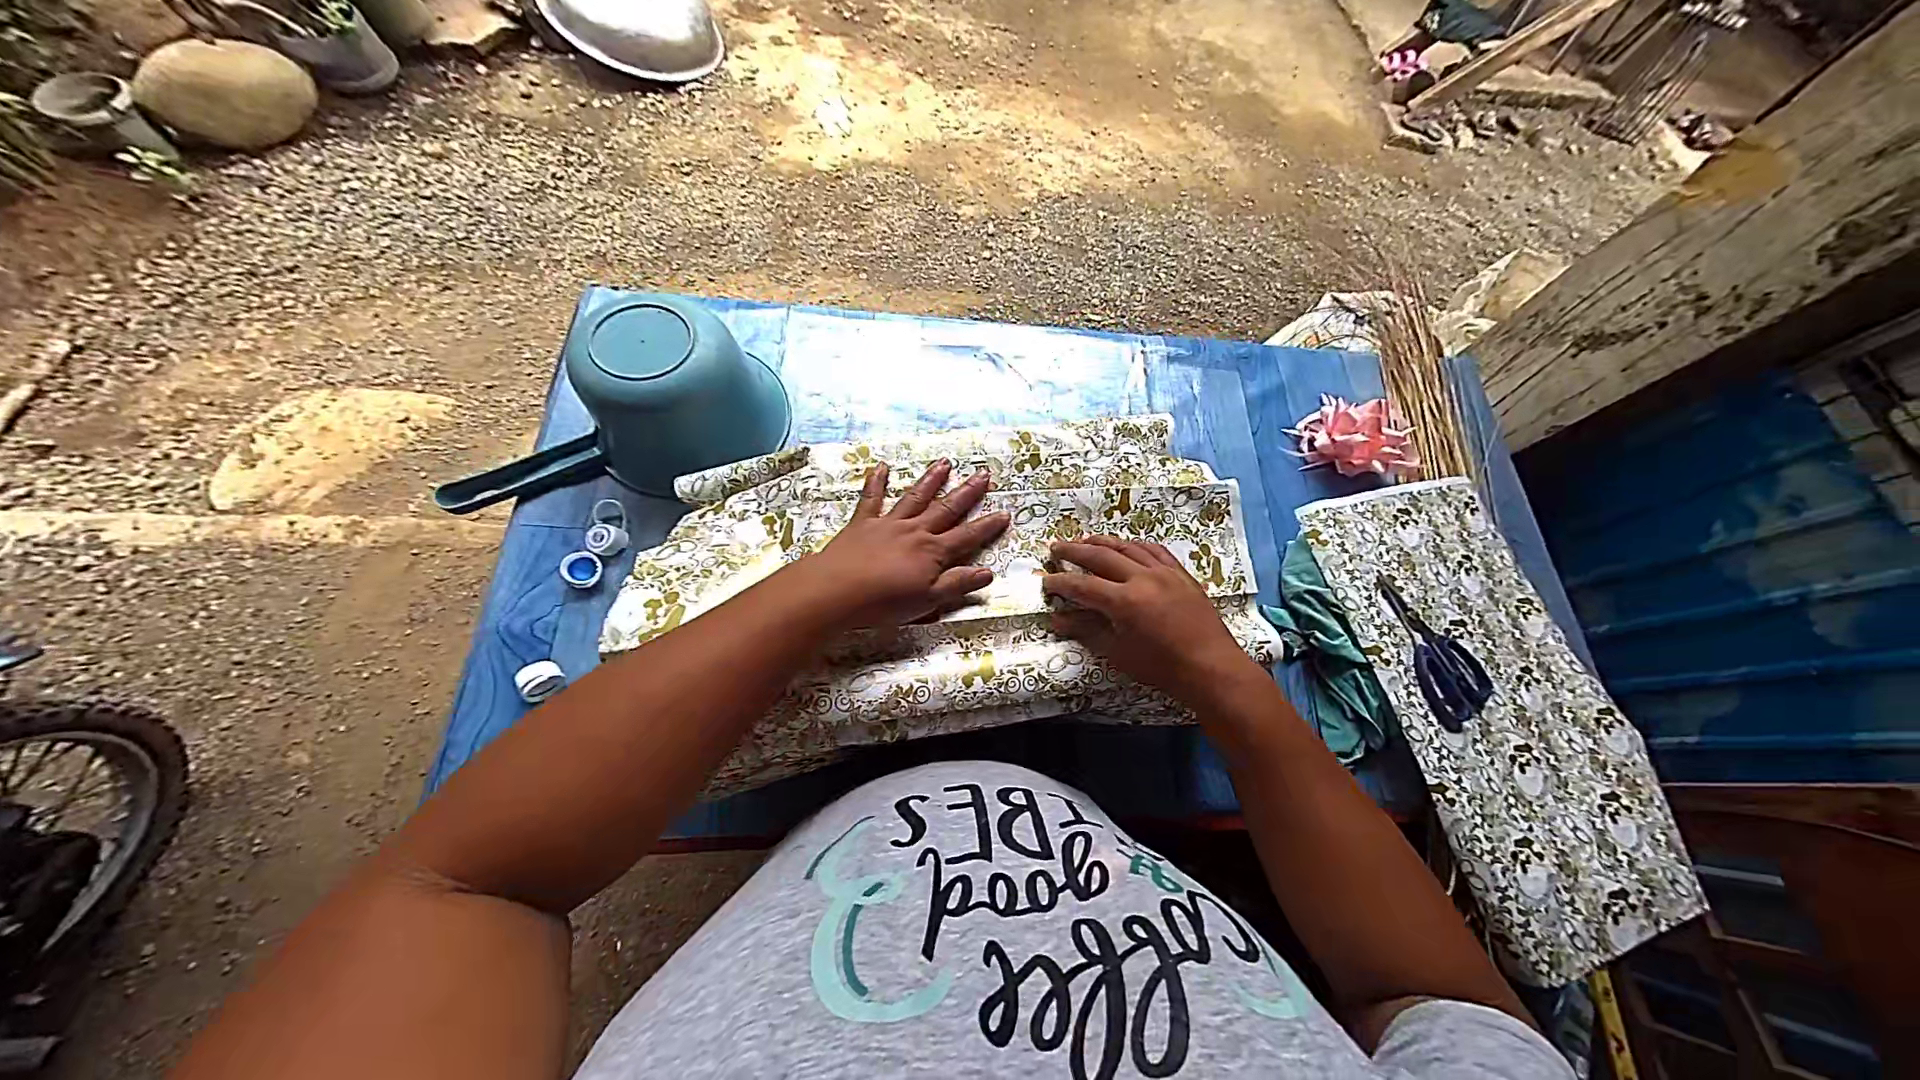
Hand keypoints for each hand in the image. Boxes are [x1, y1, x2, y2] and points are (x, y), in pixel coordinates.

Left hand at [799, 459, 1010, 629]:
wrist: (838, 590)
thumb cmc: (885, 601)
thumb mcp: (928, 600)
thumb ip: (957, 584)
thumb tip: (987, 572)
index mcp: (933, 551)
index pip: (967, 536)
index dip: (987, 526)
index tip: (1004, 513)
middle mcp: (915, 531)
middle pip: (946, 509)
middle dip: (967, 493)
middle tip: (983, 474)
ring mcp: (888, 524)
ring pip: (915, 497)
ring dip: (931, 480)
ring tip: (945, 463)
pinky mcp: (863, 523)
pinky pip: (871, 498)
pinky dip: (876, 482)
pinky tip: (881, 467)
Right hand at [1043, 536, 1261, 702]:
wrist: (1211, 668)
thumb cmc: (1162, 667)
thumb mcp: (1118, 653)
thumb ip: (1087, 631)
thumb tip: (1058, 619)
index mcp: (1124, 601)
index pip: (1082, 585)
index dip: (1060, 583)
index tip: (1046, 581)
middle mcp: (1142, 579)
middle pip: (1101, 556)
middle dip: (1074, 551)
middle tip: (1056, 548)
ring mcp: (1164, 573)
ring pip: (1127, 547)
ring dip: (1103, 542)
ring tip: (1085, 541)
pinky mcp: (1181, 574)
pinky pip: (1155, 550)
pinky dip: (1135, 545)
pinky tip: (1127, 546)